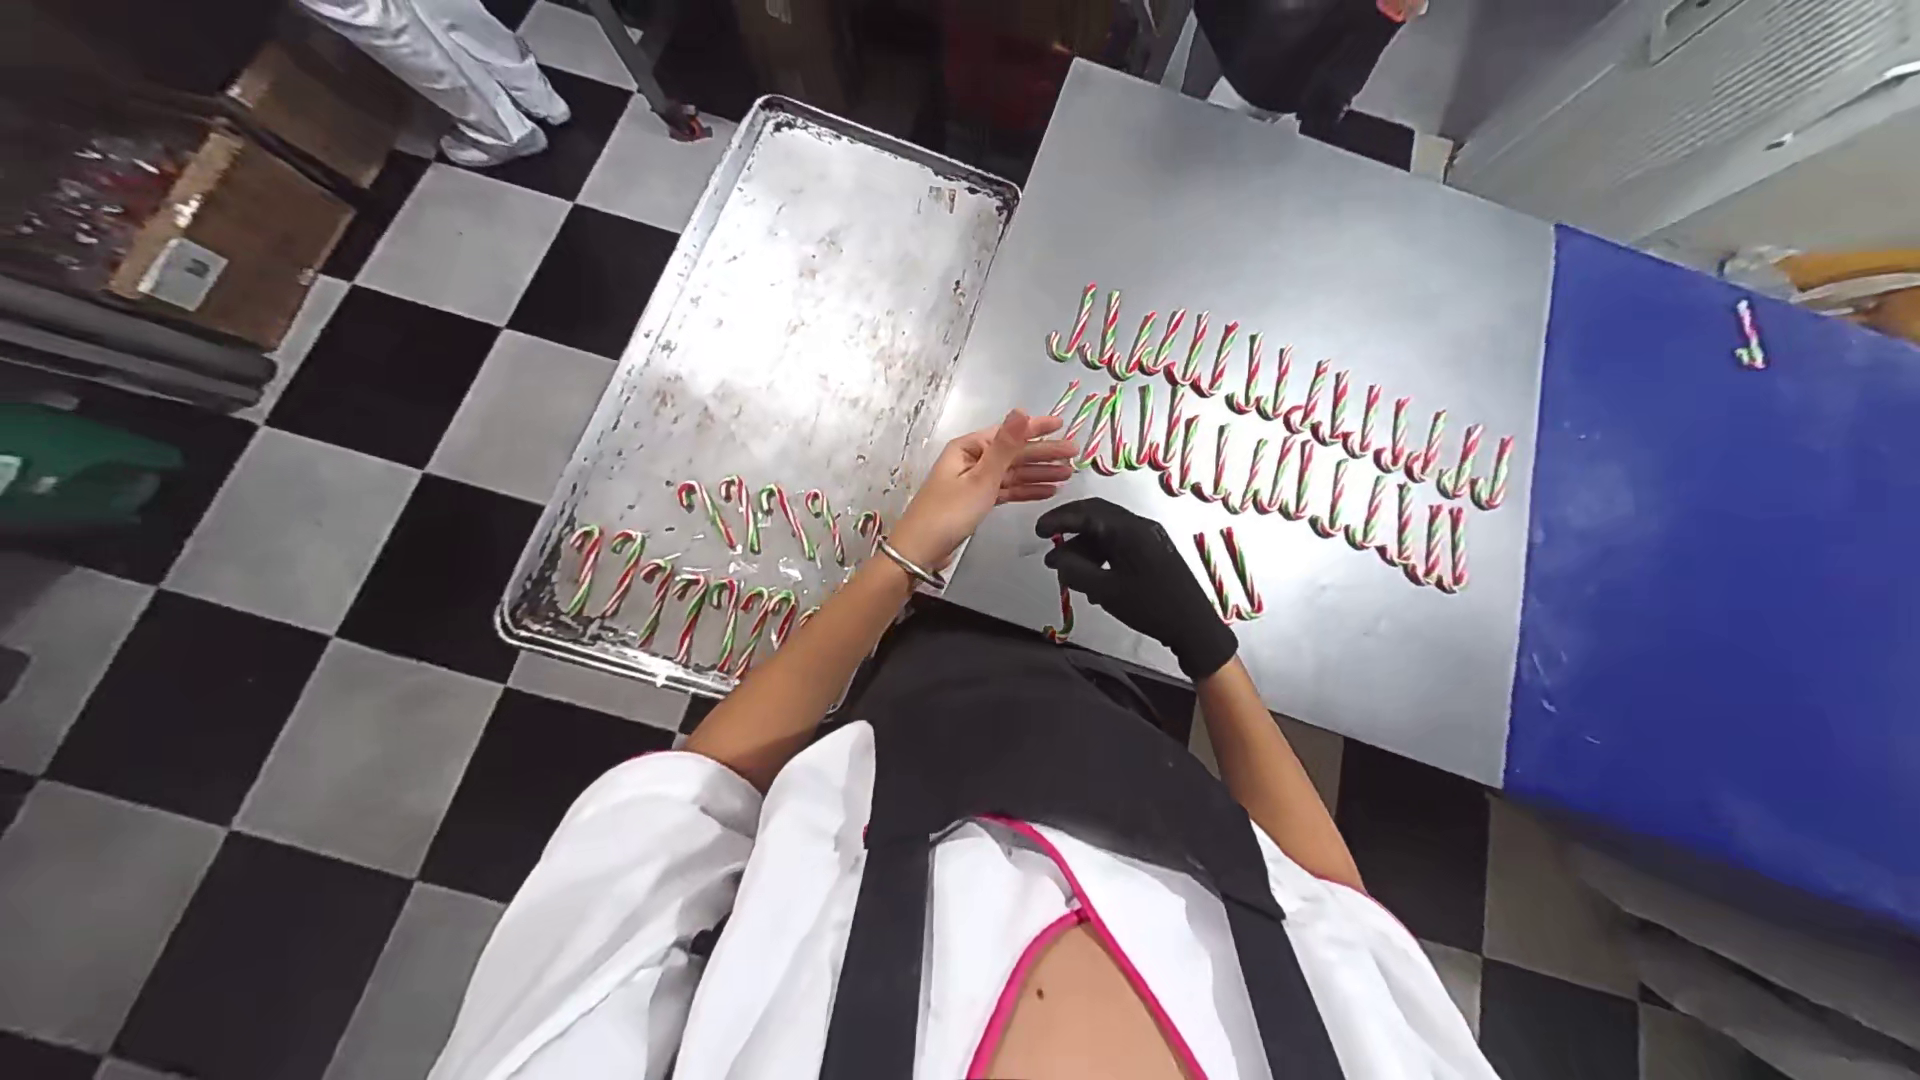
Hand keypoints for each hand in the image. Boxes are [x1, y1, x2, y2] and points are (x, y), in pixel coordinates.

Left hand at [889, 409, 1076, 571]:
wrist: (921, 551)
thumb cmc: (949, 512)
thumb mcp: (981, 478)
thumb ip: (1005, 446)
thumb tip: (1021, 411)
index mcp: (968, 448)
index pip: (1009, 433)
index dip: (1036, 428)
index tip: (1062, 425)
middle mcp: (971, 461)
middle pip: (1013, 454)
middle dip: (1044, 454)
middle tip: (1074, 454)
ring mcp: (973, 482)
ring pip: (1012, 474)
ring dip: (1038, 474)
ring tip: (1067, 475)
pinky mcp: (976, 502)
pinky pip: (1006, 490)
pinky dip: (1025, 490)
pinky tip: (1046, 492)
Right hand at [1035, 497, 1238, 679]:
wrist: (1194, 628)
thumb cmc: (1150, 606)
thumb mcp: (1106, 590)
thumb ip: (1077, 570)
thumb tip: (1058, 558)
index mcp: (1130, 530)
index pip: (1088, 513)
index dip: (1059, 519)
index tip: (1038, 531)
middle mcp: (1140, 527)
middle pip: (1097, 518)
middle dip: (1069, 529)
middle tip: (1047, 542)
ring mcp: (1148, 540)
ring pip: (1106, 535)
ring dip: (1082, 548)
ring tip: (1062, 570)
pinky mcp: (1151, 554)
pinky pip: (1118, 547)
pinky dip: (1098, 557)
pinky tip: (1087, 579)